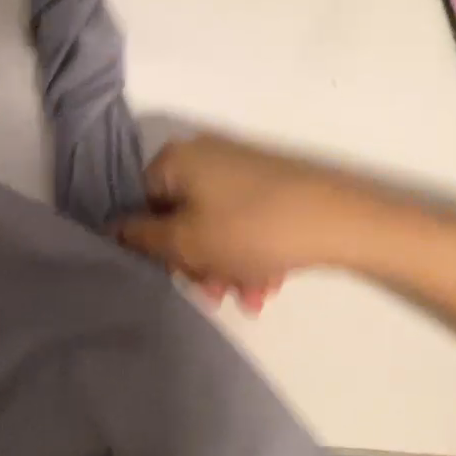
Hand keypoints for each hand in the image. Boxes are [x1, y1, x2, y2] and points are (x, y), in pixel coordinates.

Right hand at [115, 134, 382, 314]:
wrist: (342, 221)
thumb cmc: (250, 229)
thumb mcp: (185, 241)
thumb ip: (141, 238)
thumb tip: (113, 229)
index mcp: (177, 160)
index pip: (140, 201)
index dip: (150, 243)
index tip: (171, 275)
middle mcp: (205, 155)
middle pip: (179, 216)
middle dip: (195, 262)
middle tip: (213, 294)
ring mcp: (241, 169)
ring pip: (214, 225)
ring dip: (223, 266)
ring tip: (248, 299)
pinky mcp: (271, 185)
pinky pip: (243, 222)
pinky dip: (248, 254)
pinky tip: (265, 288)